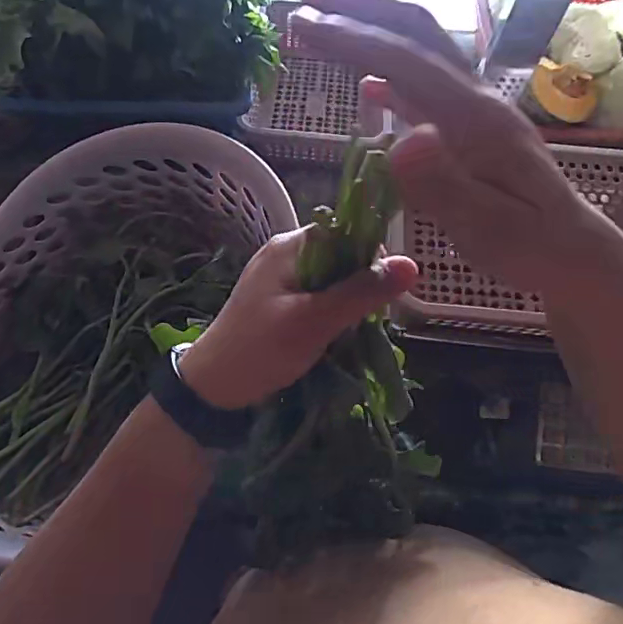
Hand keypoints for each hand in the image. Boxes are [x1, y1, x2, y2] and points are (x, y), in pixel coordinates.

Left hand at [177, 226, 417, 409]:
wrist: (211, 392)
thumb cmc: (260, 351)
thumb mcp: (315, 321)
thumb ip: (361, 292)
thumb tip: (412, 264)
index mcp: (289, 247)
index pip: (345, 231)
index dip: (370, 255)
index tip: (381, 290)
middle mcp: (286, 254)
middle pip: (342, 255)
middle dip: (362, 284)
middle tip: (366, 319)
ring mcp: (282, 278)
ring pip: (335, 278)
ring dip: (349, 302)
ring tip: (351, 331)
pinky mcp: (281, 302)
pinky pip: (321, 296)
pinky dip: (334, 313)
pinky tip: (336, 335)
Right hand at [291, 0, 608, 295]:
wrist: (574, 252)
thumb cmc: (530, 246)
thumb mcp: (485, 229)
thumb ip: (443, 185)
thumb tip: (402, 139)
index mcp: (475, 116)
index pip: (406, 59)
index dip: (352, 36)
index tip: (302, 20)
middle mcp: (477, 99)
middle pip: (418, 32)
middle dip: (361, 7)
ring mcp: (478, 110)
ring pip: (422, 50)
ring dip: (374, 30)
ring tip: (326, 24)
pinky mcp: (475, 127)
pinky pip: (429, 86)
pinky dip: (393, 72)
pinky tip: (369, 84)